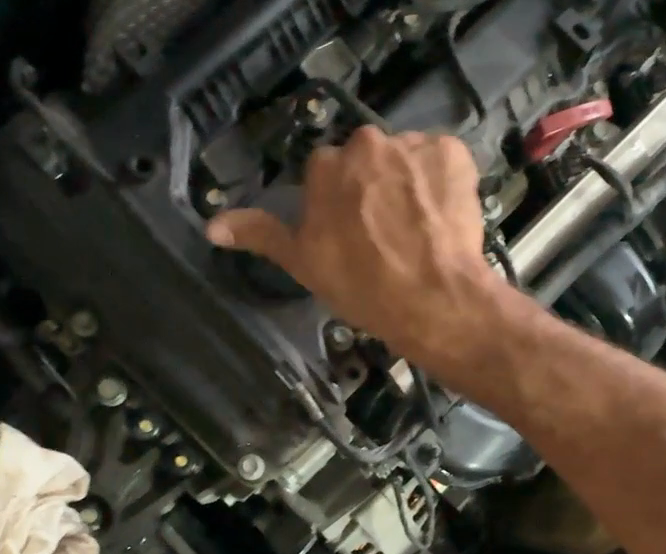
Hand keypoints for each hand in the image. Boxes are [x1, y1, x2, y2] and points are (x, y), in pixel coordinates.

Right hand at [206, 127, 506, 373]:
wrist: (433, 299)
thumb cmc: (363, 288)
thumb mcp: (304, 265)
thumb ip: (260, 234)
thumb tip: (212, 225)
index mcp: (324, 166)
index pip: (328, 174)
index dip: (340, 206)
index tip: (352, 235)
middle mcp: (365, 143)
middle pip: (368, 161)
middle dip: (375, 189)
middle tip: (388, 235)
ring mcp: (412, 145)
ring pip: (406, 160)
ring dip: (410, 185)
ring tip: (419, 232)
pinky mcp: (453, 153)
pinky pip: (443, 162)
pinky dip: (443, 184)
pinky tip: (443, 220)